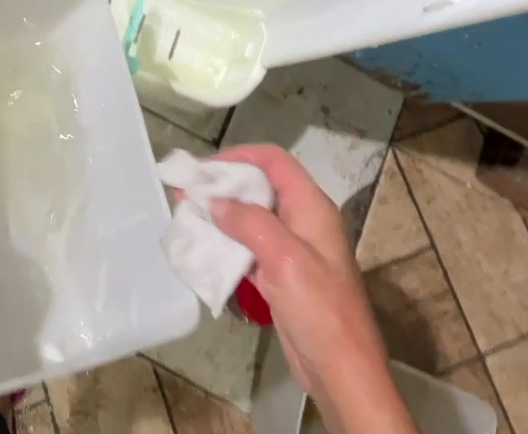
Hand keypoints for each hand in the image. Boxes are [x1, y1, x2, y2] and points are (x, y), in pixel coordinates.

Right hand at [210, 145, 414, 432]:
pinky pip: (248, 246)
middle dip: (222, 184)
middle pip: (259, 186)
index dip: (238, 156)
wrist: (342, 371)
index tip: (203, 167)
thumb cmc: (320, 309)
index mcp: (311, 207)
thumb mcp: (285, 258)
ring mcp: (291, 248)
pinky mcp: (280, 274)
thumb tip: (215, 201)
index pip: (273, 161)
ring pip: (250, 216)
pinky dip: (225, 241)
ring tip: (186, 214)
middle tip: (185, 191)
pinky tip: (202, 246)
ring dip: (219, 213)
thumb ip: (249, 222)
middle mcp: (301, 220)